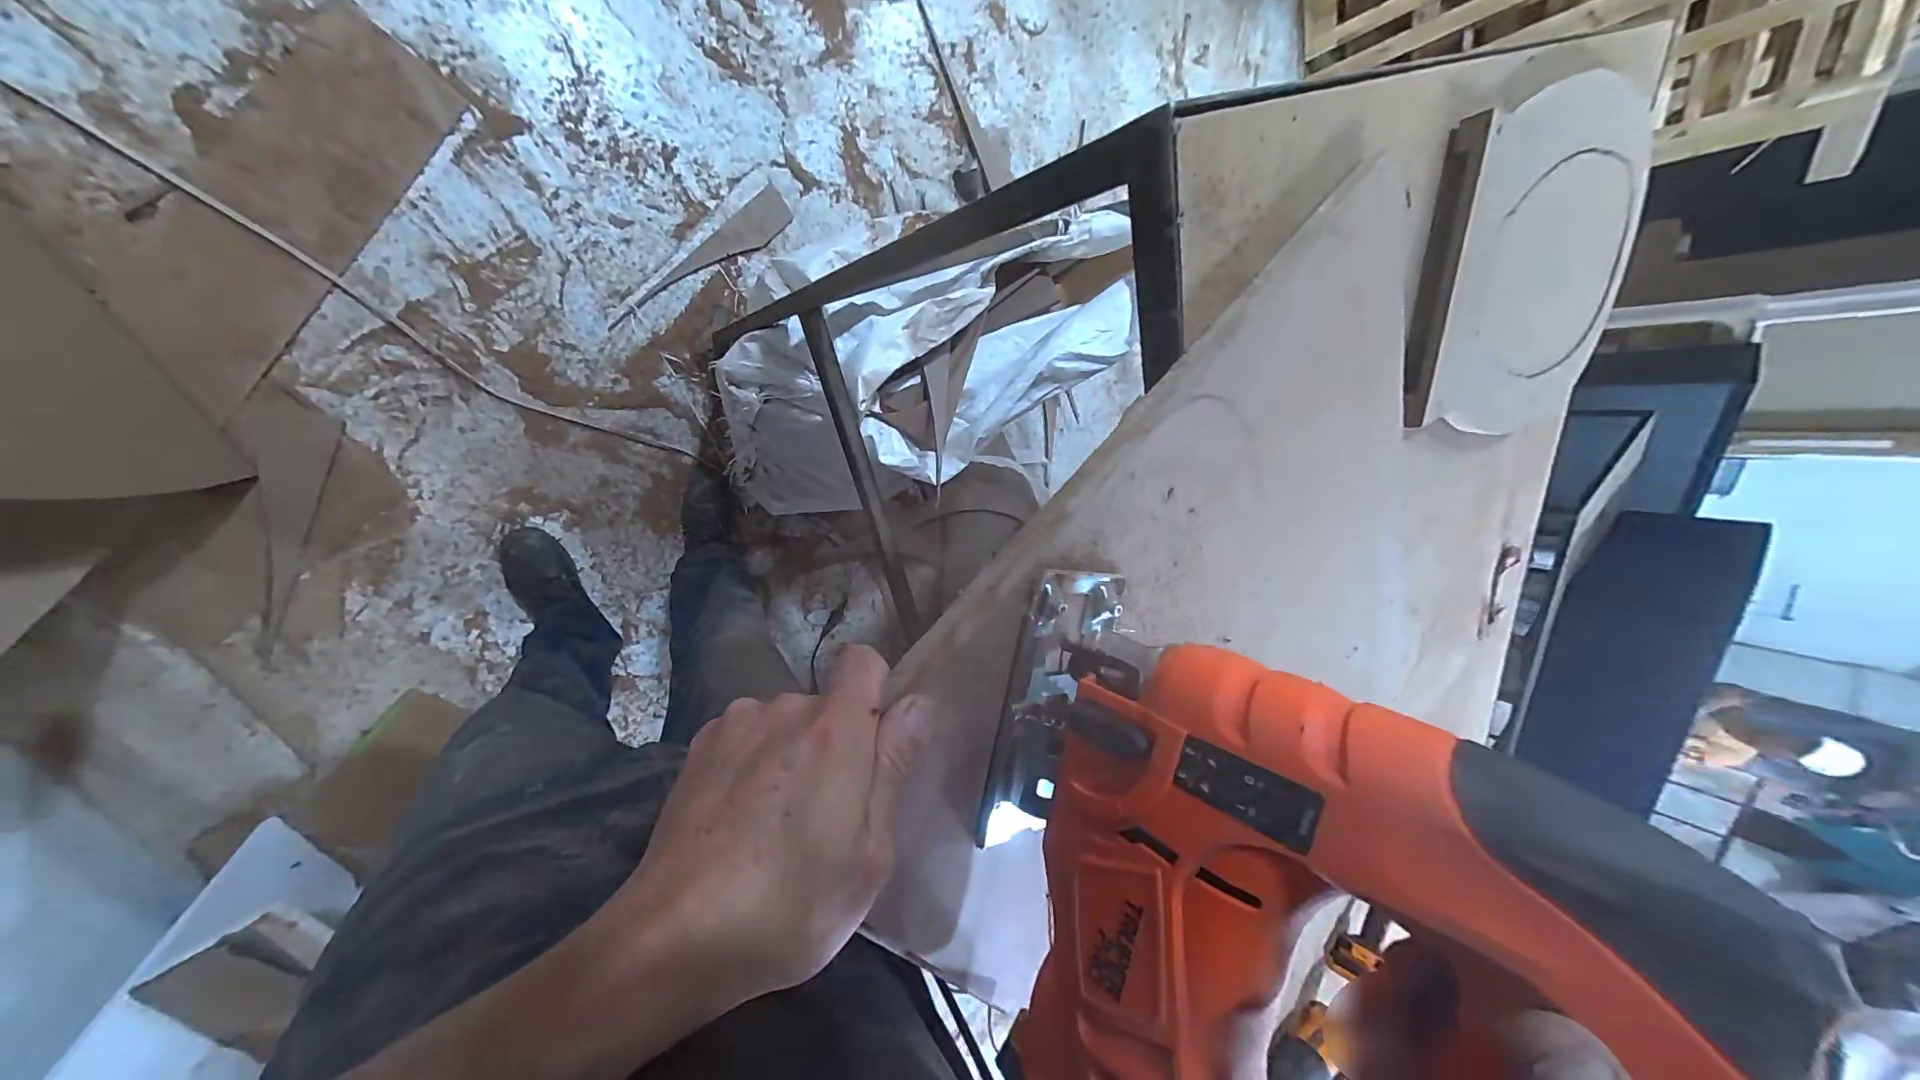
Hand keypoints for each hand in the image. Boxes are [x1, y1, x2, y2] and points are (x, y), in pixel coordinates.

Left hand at [596, 645, 933, 1003]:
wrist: (674, 940)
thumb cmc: (792, 905)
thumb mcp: (870, 852)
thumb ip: (894, 765)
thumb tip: (916, 704)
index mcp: (835, 731)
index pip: (863, 660)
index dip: (877, 690)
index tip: (875, 743)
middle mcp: (783, 710)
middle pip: (826, 704)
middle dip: (836, 742)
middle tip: (827, 814)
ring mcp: (734, 725)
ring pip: (785, 723)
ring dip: (791, 753)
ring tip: (775, 823)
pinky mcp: (698, 747)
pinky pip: (747, 737)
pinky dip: (754, 762)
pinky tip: (738, 818)